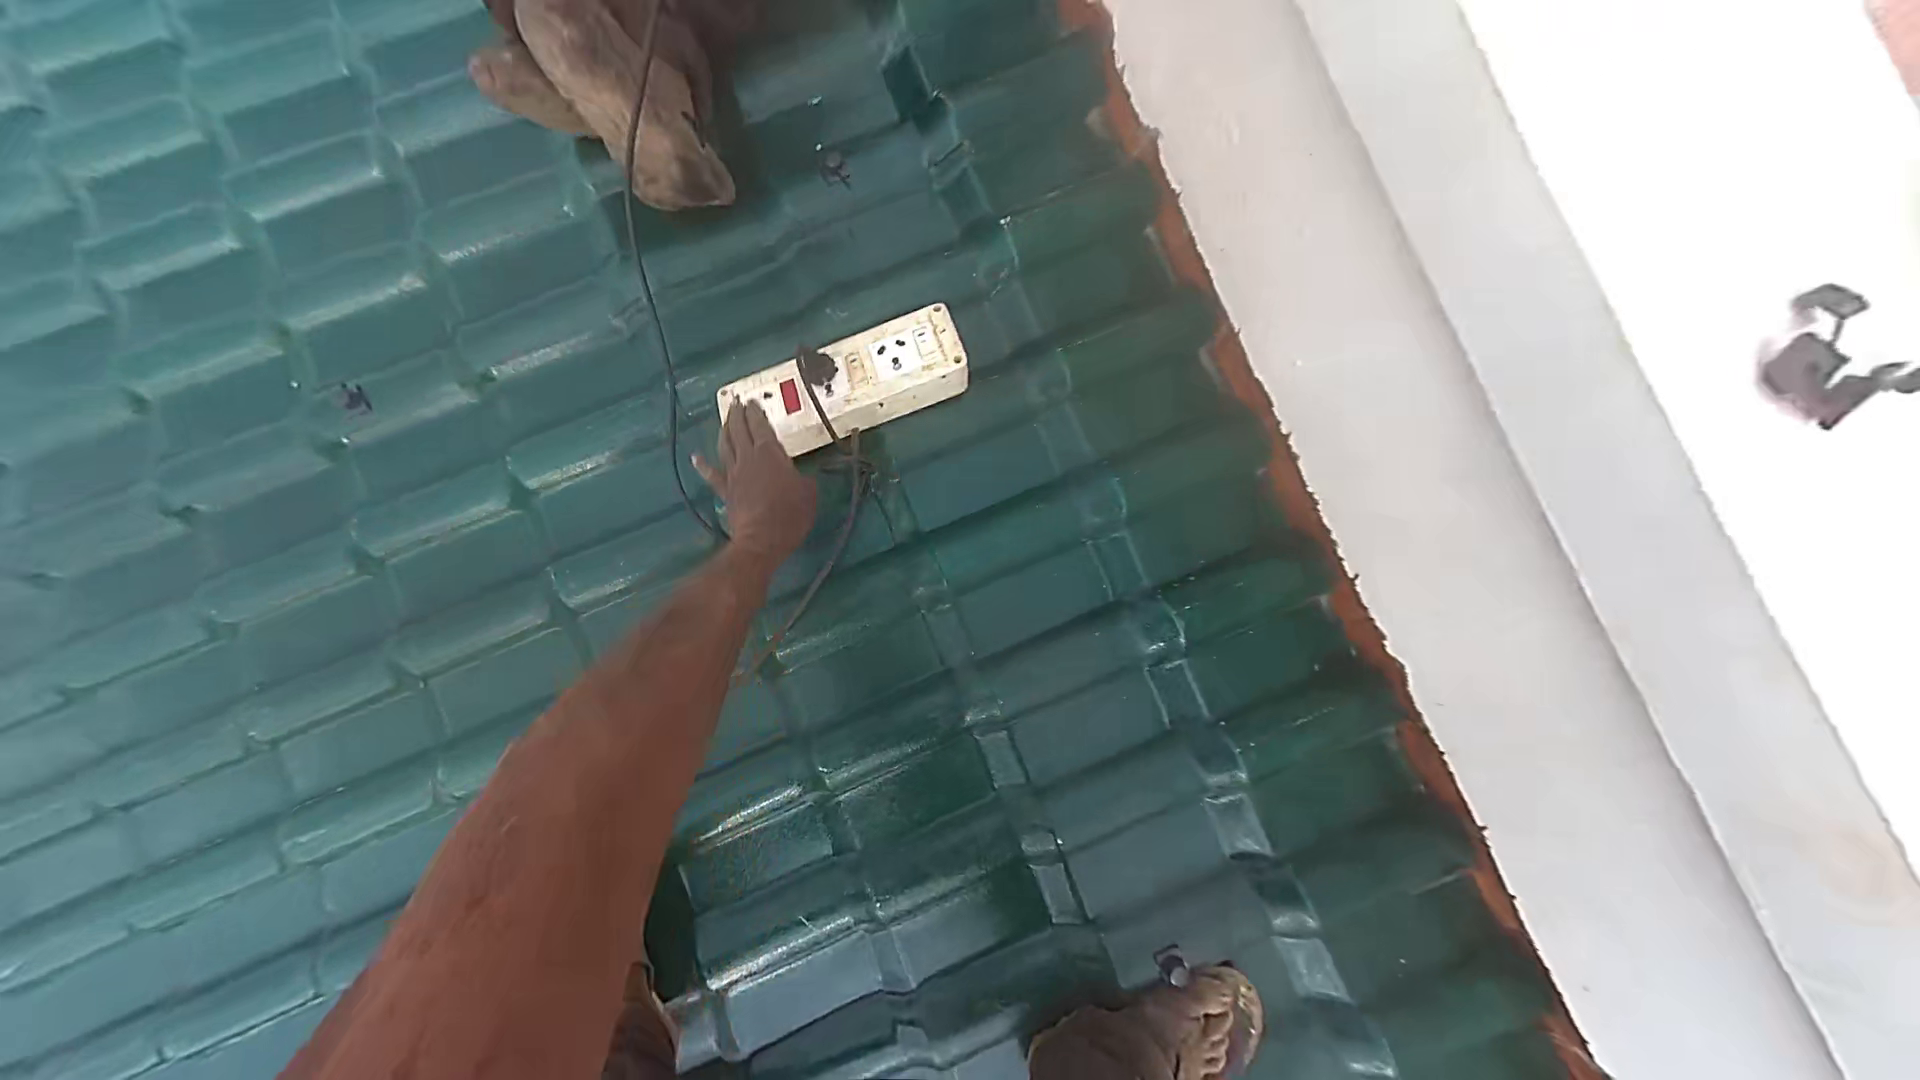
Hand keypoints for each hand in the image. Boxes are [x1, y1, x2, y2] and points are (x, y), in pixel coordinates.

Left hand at [693, 399, 816, 561]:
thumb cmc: (790, 513)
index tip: (753, 402)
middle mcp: (748, 457)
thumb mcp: (808, 492)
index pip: (760, 425)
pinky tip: (696, 457)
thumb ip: (803, 477)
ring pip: (725, 445)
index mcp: (770, 453)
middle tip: (736, 402)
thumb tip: (801, 474)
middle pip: (739, 430)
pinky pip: (711, 474)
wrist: (762, 538)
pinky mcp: (725, 490)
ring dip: (724, 430)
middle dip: (738, 414)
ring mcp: (733, 473)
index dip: (756, 412)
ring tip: (725, 420)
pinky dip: (703, 465)